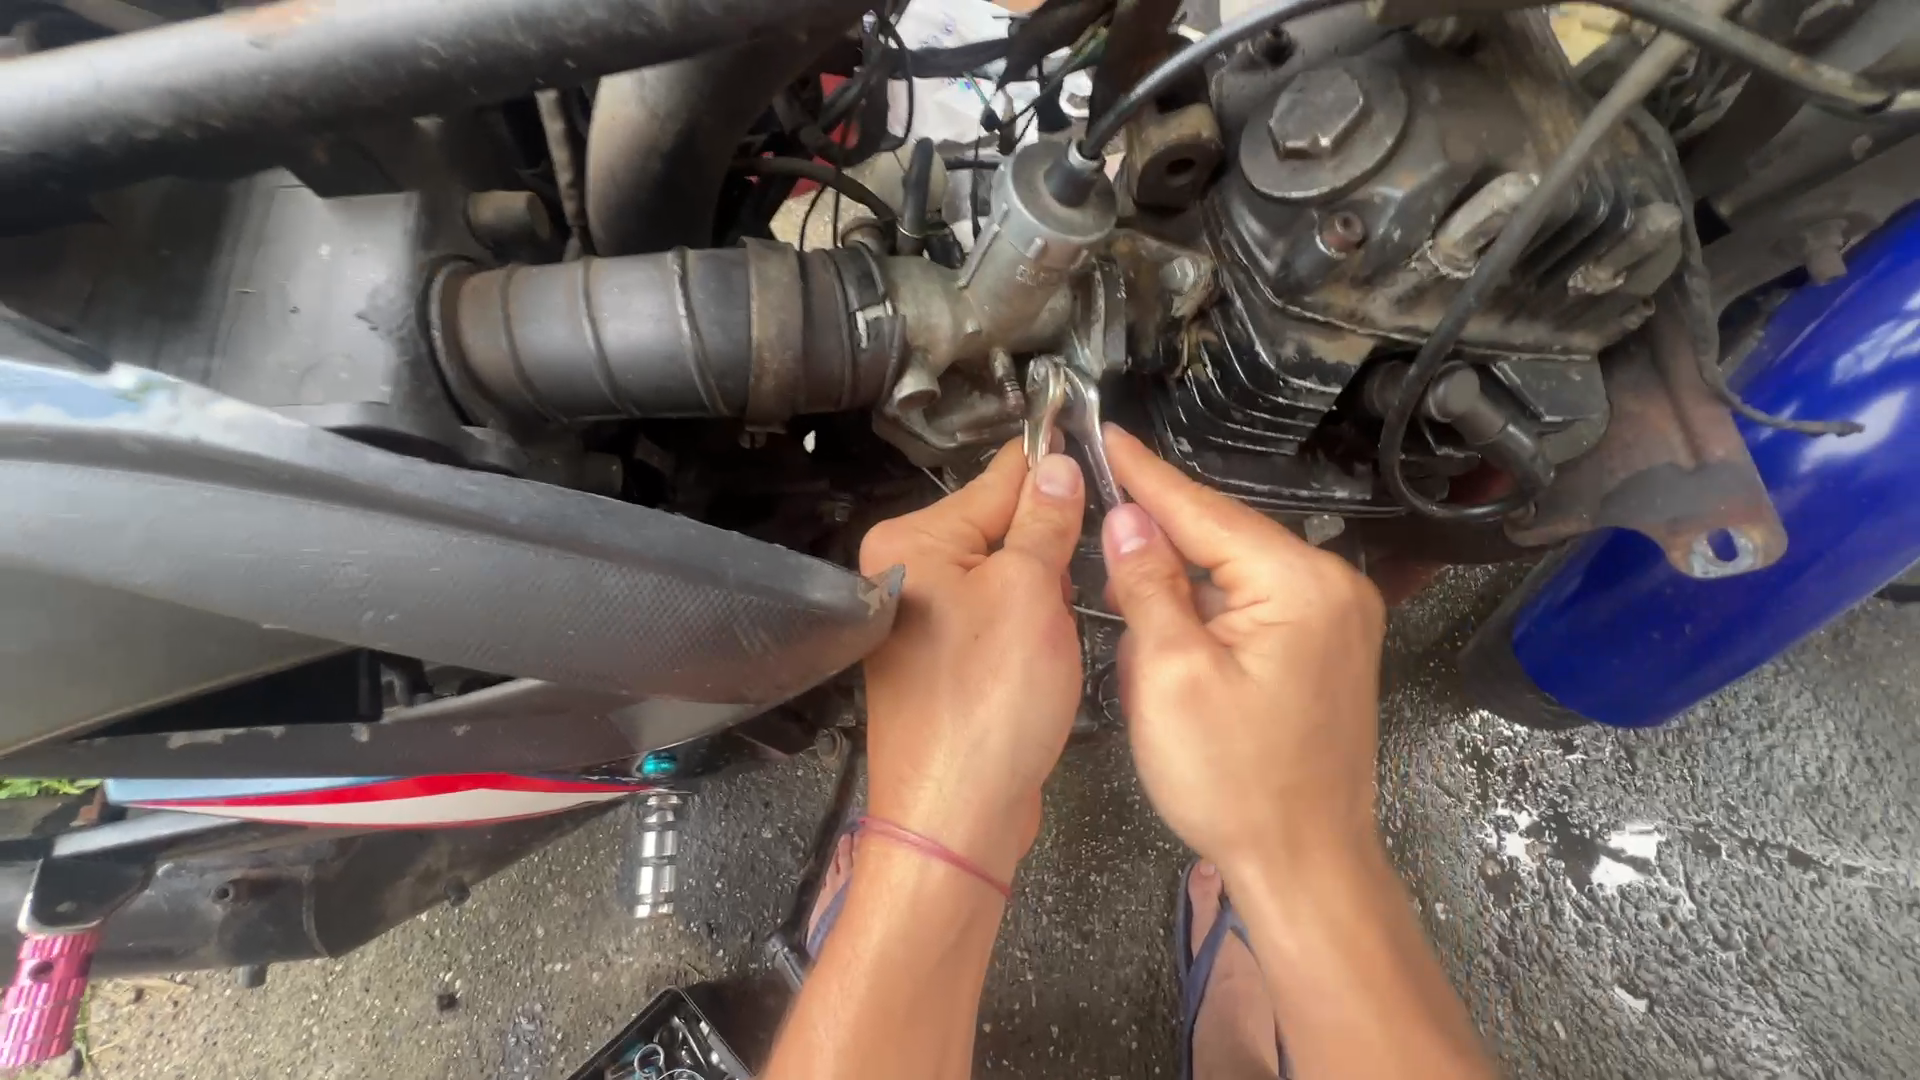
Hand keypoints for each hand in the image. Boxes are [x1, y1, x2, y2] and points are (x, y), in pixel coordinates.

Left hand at [858, 445, 1087, 880]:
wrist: (956, 814)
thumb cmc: (988, 701)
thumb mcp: (1029, 593)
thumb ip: (1045, 522)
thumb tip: (1059, 466)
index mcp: (914, 541)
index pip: (997, 478)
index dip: (1054, 468)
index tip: (1100, 455)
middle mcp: (909, 571)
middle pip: (1000, 525)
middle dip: (1050, 539)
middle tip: (1092, 561)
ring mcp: (926, 617)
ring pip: (1006, 571)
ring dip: (1045, 583)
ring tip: (1068, 612)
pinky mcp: (948, 655)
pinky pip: (999, 612)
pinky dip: (1032, 616)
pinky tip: (1050, 641)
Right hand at [1097, 426, 1386, 875]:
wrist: (1304, 865)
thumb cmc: (1231, 779)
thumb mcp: (1170, 675)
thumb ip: (1147, 585)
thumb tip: (1126, 519)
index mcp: (1298, 584)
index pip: (1203, 511)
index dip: (1145, 473)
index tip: (1105, 433)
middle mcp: (1330, 587)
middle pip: (1221, 536)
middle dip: (1157, 524)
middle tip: (1097, 493)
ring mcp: (1334, 617)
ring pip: (1232, 569)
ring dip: (1176, 568)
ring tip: (1119, 559)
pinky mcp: (1322, 646)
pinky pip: (1249, 600)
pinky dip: (1202, 599)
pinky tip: (1165, 608)